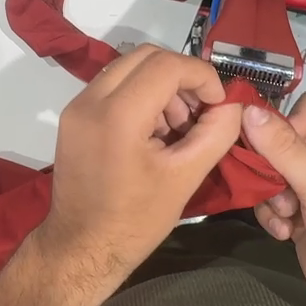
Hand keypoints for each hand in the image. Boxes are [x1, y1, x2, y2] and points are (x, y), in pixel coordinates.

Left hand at [31, 45, 245, 291]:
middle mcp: (90, 100)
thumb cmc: (134, 221)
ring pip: (128, 67)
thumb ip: (215, 134)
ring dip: (160, 85)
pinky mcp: (73, 116)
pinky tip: (155, 131)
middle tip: (199, 111)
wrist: (80, 249)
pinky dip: (140, 95)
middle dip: (181, 76)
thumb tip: (231, 105)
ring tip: (178, 127)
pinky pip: (113, 85)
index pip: (166, 65)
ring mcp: (77, 106)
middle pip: (146, 56)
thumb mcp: (185, 178)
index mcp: (118, 116)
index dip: (201, 76)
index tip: (218, 104)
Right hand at [240, 93, 305, 305]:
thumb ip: (283, 148)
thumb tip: (246, 110)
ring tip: (286, 215)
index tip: (277, 149)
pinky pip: (272, 198)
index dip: (291, 123)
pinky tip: (284, 233)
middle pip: (285, 138)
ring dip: (272, 193)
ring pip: (273, 170)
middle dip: (274, 165)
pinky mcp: (302, 214)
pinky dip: (273, 214)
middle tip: (273, 187)